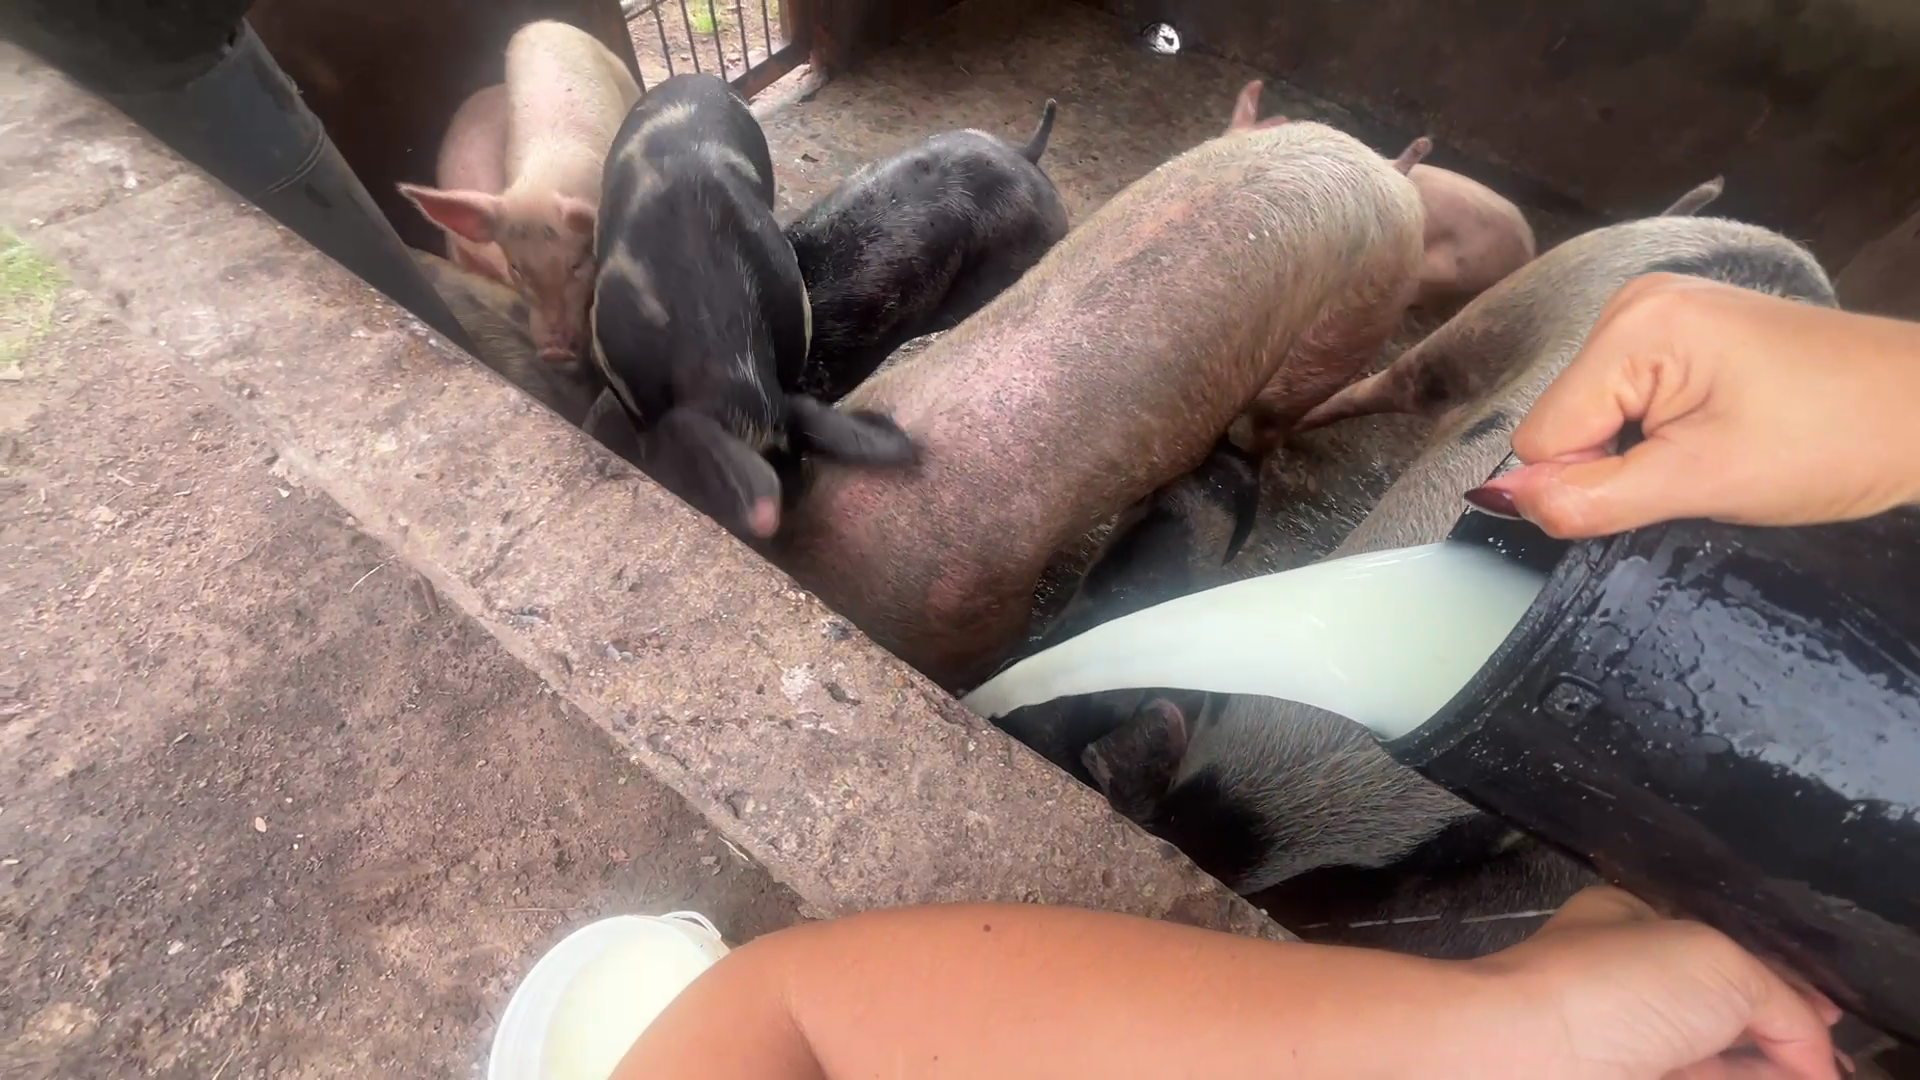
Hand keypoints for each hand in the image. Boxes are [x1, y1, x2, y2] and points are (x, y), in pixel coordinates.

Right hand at [1466, 273, 1919, 537]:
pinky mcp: (1664, 327)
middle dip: (1609, 459)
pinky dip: (1639, 429)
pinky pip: (1606, 400)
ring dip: (1625, 447)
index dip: (1588, 476)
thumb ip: (1587, 497)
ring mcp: (1646, 311)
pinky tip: (1699, 423)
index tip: (1665, 477)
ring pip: (1578, 416)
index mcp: (1634, 327)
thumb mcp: (1704, 482)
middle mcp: (1629, 304)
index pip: (1542, 436)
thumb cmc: (1843, 441)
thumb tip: (1493, 499)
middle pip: (1558, 422)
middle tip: (1693, 460)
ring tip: (1704, 441)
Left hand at [1477, 886, 1841, 1078]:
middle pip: (1723, 1000)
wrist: (1537, 1053)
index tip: (1825, 1006)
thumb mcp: (1713, 958)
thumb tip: (1812, 1052)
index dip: (1776, 972)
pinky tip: (1778, 1075)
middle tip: (1824, 1055)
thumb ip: (1778, 996)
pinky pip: (1705, 1076)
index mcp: (1630, 920)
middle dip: (1780, 1027)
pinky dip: (1744, 1077)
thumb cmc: (1609, 985)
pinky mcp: (1642, 1075)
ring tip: (1806, 1069)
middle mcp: (1631, 972)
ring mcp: (1636, 1033)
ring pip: (1718, 1051)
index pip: (1717, 939)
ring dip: (1769, 1063)